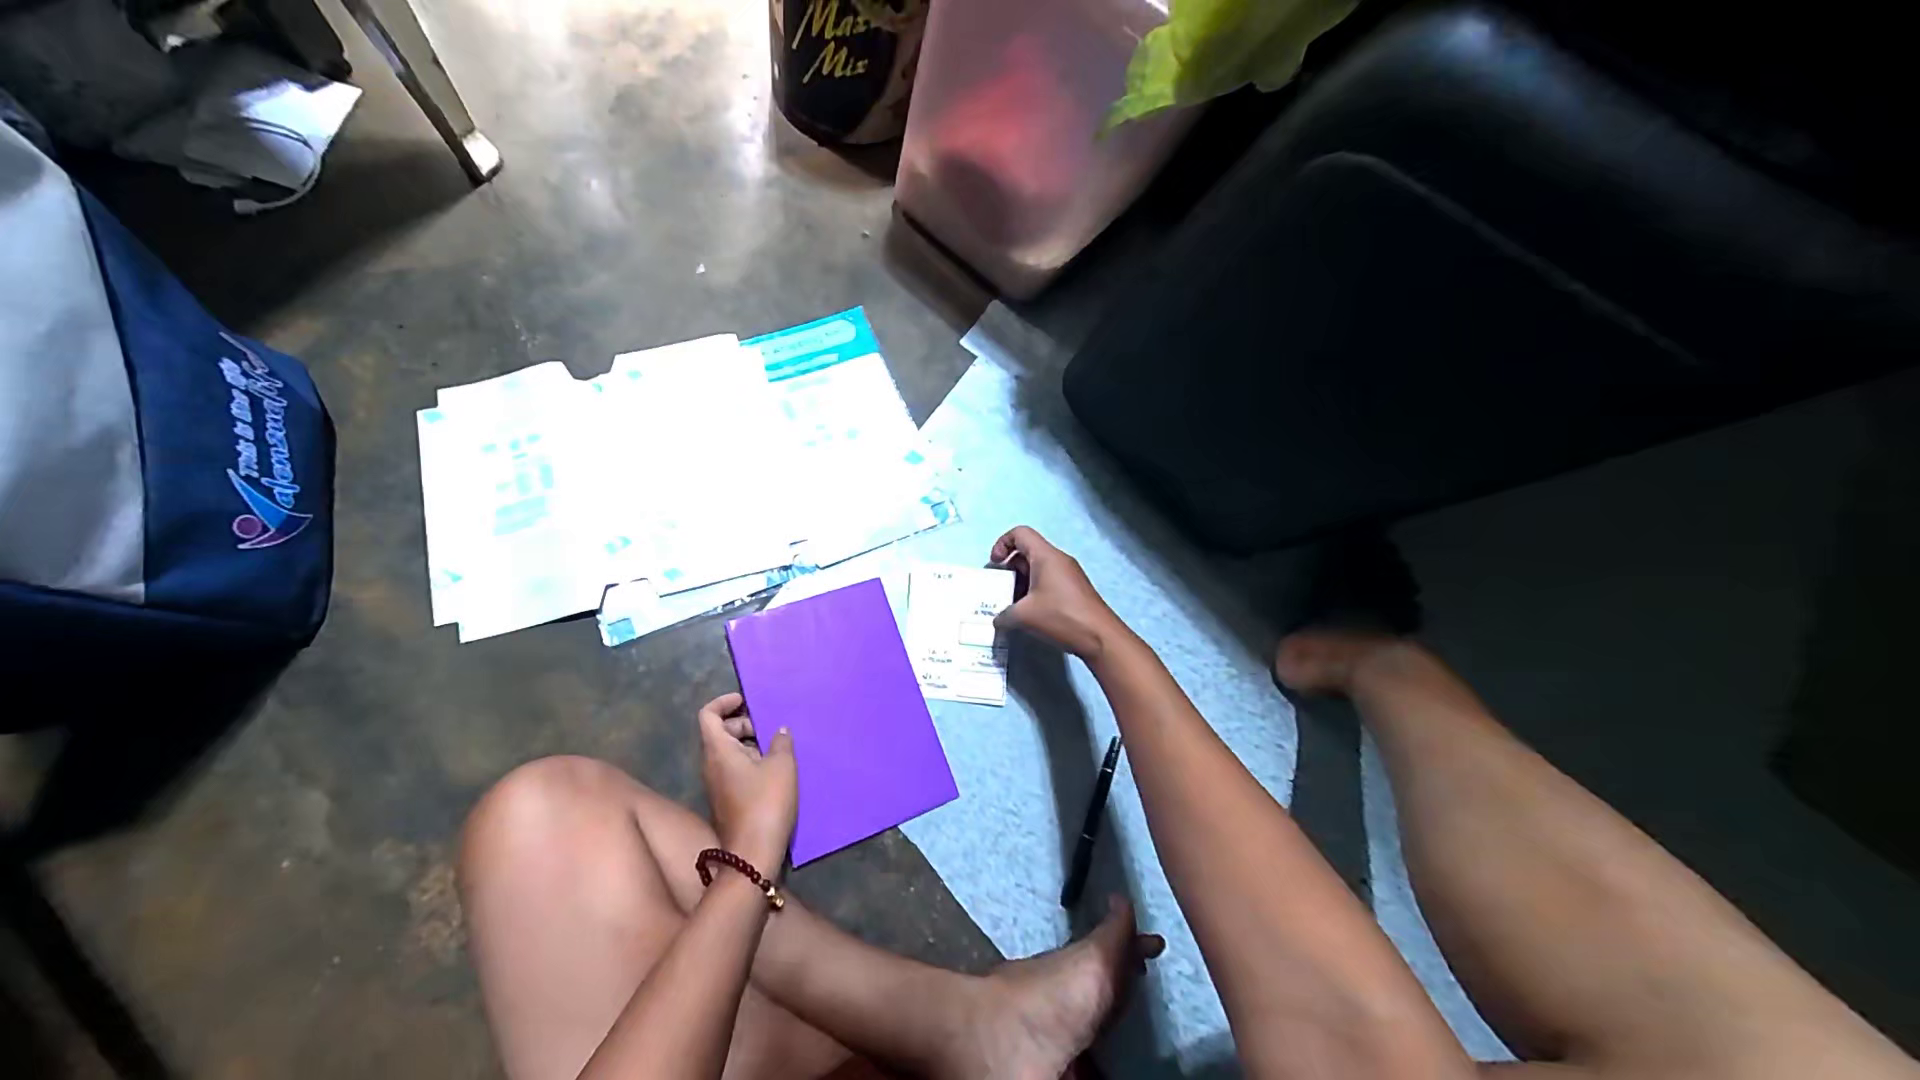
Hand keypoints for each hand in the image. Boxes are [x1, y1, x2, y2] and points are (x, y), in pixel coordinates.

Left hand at [697, 693, 796, 875]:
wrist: (753, 853)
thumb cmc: (766, 802)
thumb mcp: (782, 766)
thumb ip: (781, 742)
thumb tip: (778, 731)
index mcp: (718, 750)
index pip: (707, 715)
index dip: (724, 702)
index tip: (746, 701)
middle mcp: (711, 764)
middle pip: (719, 732)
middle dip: (743, 723)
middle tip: (770, 727)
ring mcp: (717, 784)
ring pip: (729, 751)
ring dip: (750, 743)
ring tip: (777, 746)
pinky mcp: (727, 799)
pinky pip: (735, 768)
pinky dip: (751, 760)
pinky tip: (775, 768)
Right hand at [989, 526, 1126, 660]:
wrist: (1101, 637)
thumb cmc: (1061, 616)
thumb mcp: (1024, 616)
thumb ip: (1004, 616)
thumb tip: (997, 621)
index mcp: (1046, 556)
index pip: (1020, 533)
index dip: (1002, 543)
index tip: (996, 565)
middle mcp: (1058, 560)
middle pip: (1027, 551)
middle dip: (1009, 568)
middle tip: (999, 589)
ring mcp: (1068, 575)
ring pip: (1037, 569)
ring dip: (1020, 583)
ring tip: (1011, 605)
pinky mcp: (1073, 590)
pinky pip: (1047, 581)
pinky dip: (1033, 592)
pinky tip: (1028, 613)